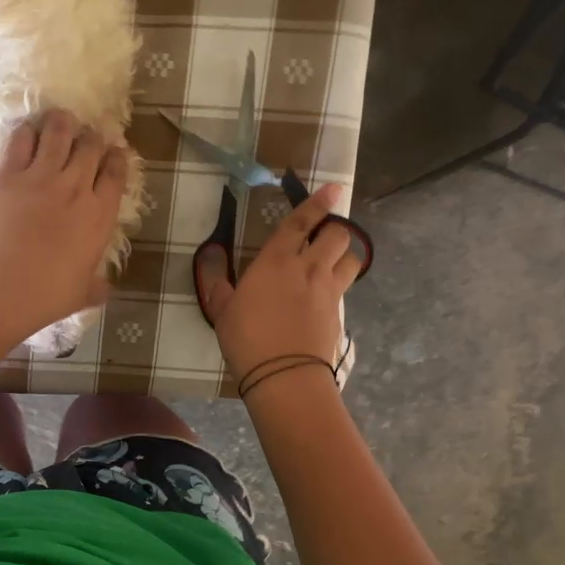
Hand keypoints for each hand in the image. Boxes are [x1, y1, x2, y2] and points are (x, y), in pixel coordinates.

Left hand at [0, 110, 129, 339]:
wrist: (4, 288)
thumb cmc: (49, 295)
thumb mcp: (83, 293)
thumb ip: (97, 285)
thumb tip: (105, 289)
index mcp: (100, 215)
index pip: (117, 172)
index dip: (117, 157)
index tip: (114, 154)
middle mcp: (76, 187)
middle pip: (91, 145)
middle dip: (92, 138)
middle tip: (86, 140)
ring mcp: (42, 176)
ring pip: (59, 131)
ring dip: (63, 123)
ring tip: (62, 122)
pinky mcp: (9, 174)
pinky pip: (22, 139)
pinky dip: (28, 131)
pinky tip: (29, 134)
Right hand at [197, 183, 360, 385]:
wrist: (284, 375)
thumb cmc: (247, 340)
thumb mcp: (222, 314)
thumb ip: (219, 290)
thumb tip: (214, 274)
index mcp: (276, 260)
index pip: (301, 222)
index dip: (318, 202)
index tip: (333, 189)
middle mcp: (308, 267)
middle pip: (337, 234)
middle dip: (333, 230)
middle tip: (321, 239)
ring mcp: (328, 290)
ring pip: (350, 257)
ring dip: (344, 256)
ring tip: (331, 265)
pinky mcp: (339, 313)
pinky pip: (344, 288)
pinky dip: (338, 286)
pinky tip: (324, 299)